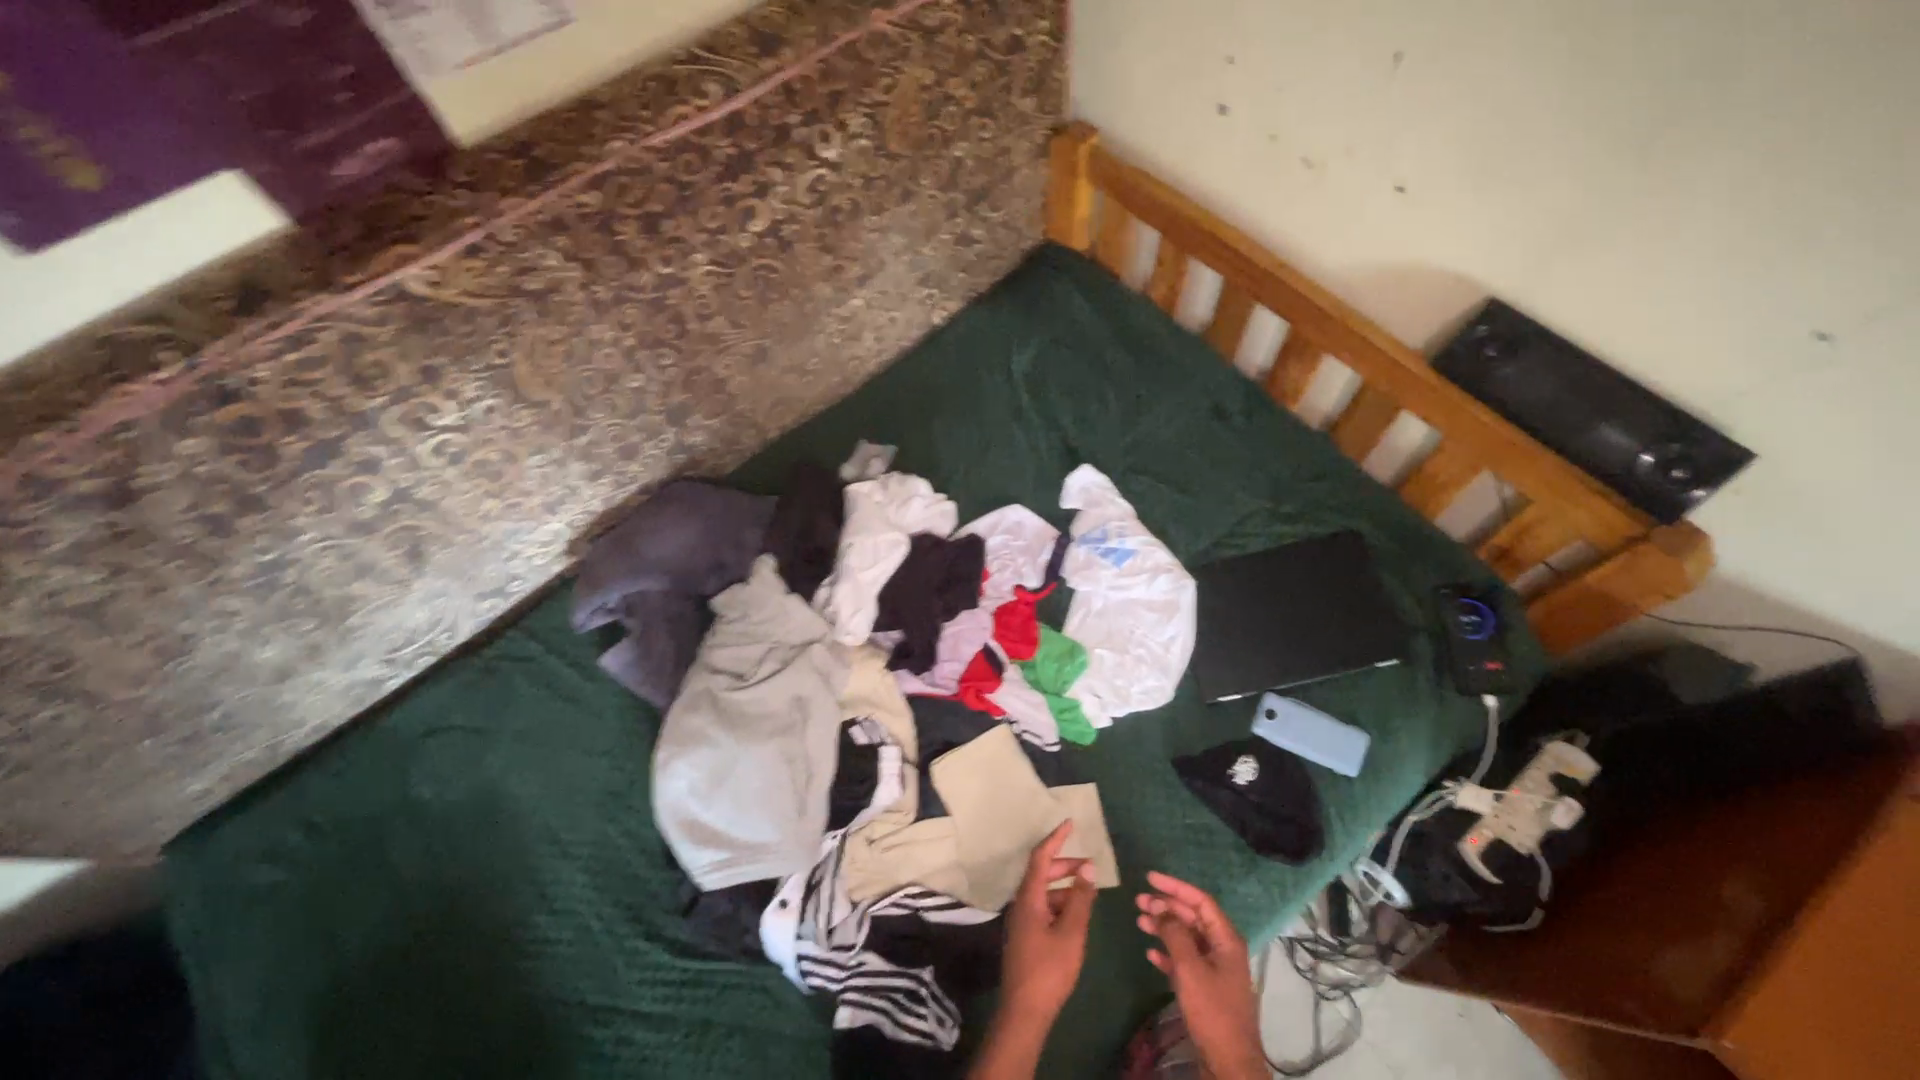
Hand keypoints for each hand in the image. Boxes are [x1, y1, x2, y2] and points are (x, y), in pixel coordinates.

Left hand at [1000, 820, 1097, 1020]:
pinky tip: (1078, 916)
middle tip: (1091, 866)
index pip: (1040, 857)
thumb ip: (1081, 899)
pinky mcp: (1026, 937)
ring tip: (1090, 892)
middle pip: (1042, 874)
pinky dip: (1061, 905)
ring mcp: (1022, 921)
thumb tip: (1088, 868)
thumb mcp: (1071, 932)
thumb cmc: (1049, 969)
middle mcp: (1021, 904)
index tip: (1070, 823)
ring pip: (1044, 893)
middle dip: (1065, 865)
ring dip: (1066, 888)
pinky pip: (1044, 909)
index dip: (1055, 839)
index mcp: (1029, 898)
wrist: (1025, 1010)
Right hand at [1136, 871, 1265, 1079]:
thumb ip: (1175, 934)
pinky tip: (1151, 953)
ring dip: (1164, 928)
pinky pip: (1185, 961)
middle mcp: (1222, 948)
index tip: (1149, 878)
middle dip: (1167, 907)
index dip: (1175, 887)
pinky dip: (1168, 954)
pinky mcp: (1206, 987)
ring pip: (1187, 938)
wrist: (1228, 1060)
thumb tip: (1161, 907)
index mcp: (1226, 939)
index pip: (1200, 901)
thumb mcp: (1191, 968)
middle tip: (1139, 900)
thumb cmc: (1212, 1010)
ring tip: (1140, 921)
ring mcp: (1215, 968)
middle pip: (1193, 917)